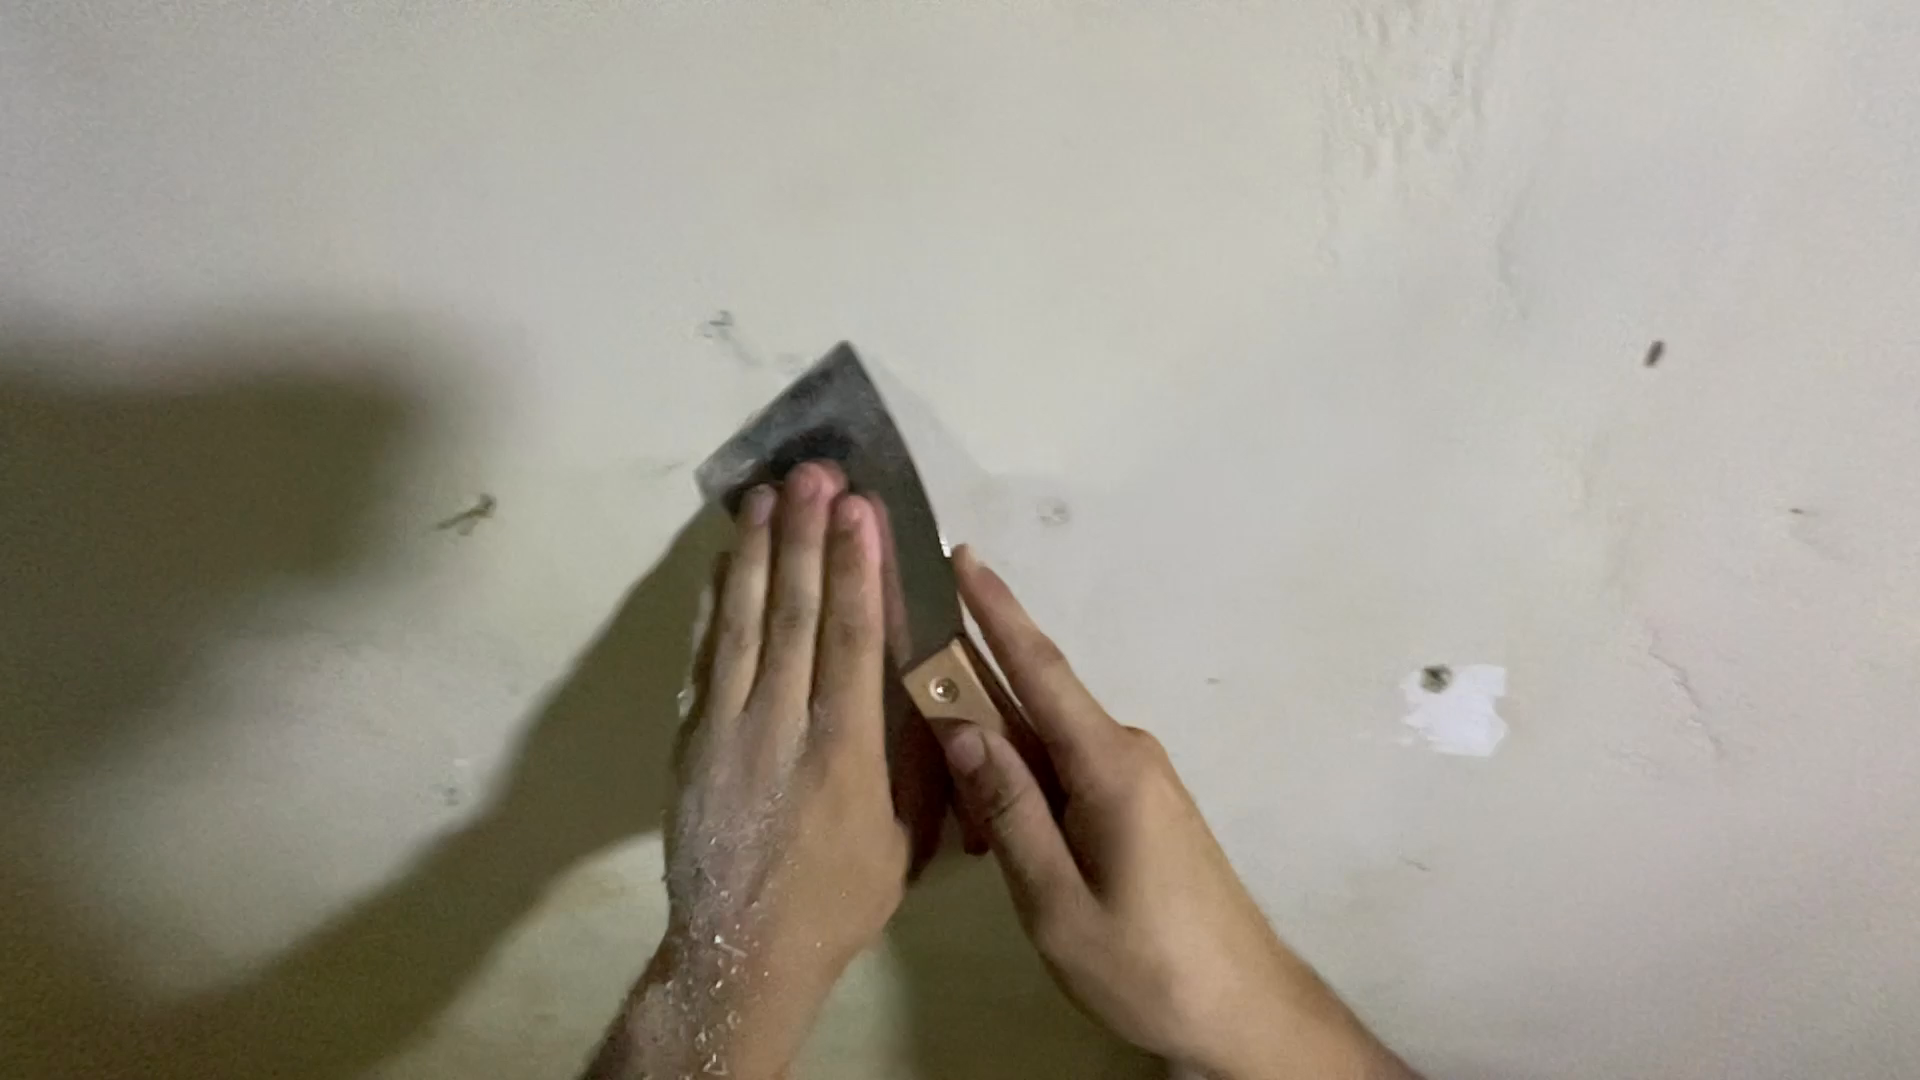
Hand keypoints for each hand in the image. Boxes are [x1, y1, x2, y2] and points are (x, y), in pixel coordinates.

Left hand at [588, 462, 912, 1079]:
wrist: (739, 951)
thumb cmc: (839, 896)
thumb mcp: (907, 841)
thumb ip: (919, 759)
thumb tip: (929, 682)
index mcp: (844, 751)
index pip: (847, 641)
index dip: (854, 569)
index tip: (858, 510)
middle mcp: (781, 724)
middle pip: (792, 614)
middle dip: (805, 537)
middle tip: (813, 475)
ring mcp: (727, 725)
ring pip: (743, 622)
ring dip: (755, 552)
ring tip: (765, 494)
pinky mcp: (692, 734)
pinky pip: (705, 654)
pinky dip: (714, 601)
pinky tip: (722, 559)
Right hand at [934, 548, 1417, 1079]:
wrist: (1246, 1012)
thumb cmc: (1150, 966)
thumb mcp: (1059, 904)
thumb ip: (1010, 811)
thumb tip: (962, 731)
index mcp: (1108, 765)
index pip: (1041, 669)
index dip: (997, 610)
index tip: (964, 556)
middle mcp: (1124, 749)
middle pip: (1034, 701)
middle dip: (973, 683)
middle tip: (914, 675)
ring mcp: (1135, 773)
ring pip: (1045, 740)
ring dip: (994, 747)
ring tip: (948, 787)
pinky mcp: (1137, 798)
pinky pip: (1065, 767)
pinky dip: (1022, 776)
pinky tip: (995, 816)